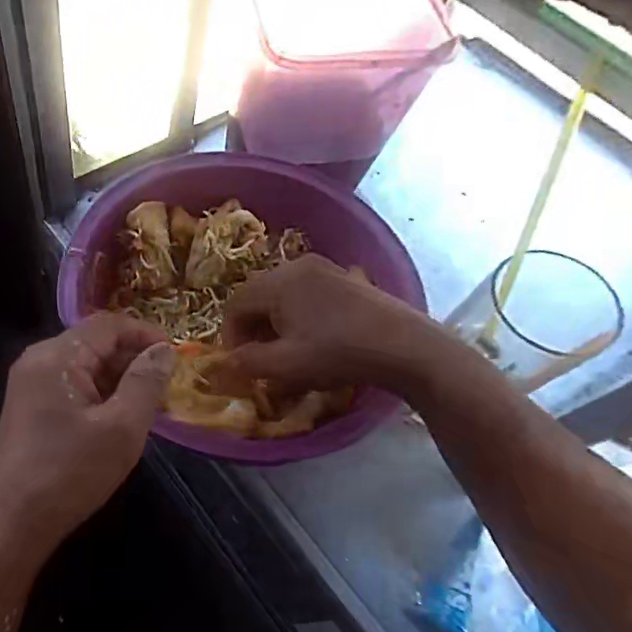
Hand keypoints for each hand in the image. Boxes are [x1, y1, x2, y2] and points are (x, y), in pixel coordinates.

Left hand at [0, 313, 174, 547]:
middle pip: (93, 342)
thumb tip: (163, 349)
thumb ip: (145, 382)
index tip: (177, 356)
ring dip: (117, 378)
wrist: (17, 518)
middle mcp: (36, 360)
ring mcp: (28, 384)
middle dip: (132, 358)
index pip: (107, 324)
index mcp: (56, 356)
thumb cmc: (72, 472)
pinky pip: (69, 385)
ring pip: (82, 365)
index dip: (145, 333)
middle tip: (167, 384)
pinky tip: (118, 416)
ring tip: (149, 403)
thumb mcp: (122, 427)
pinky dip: (97, 393)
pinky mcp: (28, 407)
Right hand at [214, 254, 467, 396]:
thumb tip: (226, 362)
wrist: (406, 347)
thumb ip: (246, 363)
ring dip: (274, 321)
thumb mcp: (284, 366)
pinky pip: (307, 293)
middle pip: (256, 295)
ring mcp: (326, 268)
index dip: (230, 336)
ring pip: (281, 294)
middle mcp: (298, 265)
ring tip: (288, 349)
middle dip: (251, 328)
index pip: (234, 305)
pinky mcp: (346, 278)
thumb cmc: (338, 354)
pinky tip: (315, 336)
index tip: (242, 363)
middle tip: (262, 357)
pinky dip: (299, 313)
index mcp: (278, 282)